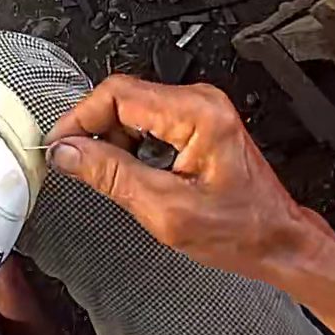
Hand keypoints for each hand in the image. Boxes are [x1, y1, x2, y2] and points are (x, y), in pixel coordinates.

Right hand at [46, 77, 332, 285]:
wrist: (275, 240)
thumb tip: (68, 153)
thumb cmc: (240, 230)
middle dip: (91, 130)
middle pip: (121, 97)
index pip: (117, 95)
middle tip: (73, 162)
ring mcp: (198, 111)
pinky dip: (125, 143)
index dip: (79, 119)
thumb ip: (111, 175)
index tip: (60, 146)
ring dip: (107, 139)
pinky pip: (144, 121)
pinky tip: (126, 170)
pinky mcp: (193, 123)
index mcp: (198, 115)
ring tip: (105, 173)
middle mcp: (200, 103)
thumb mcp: (165, 209)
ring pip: (129, 109)